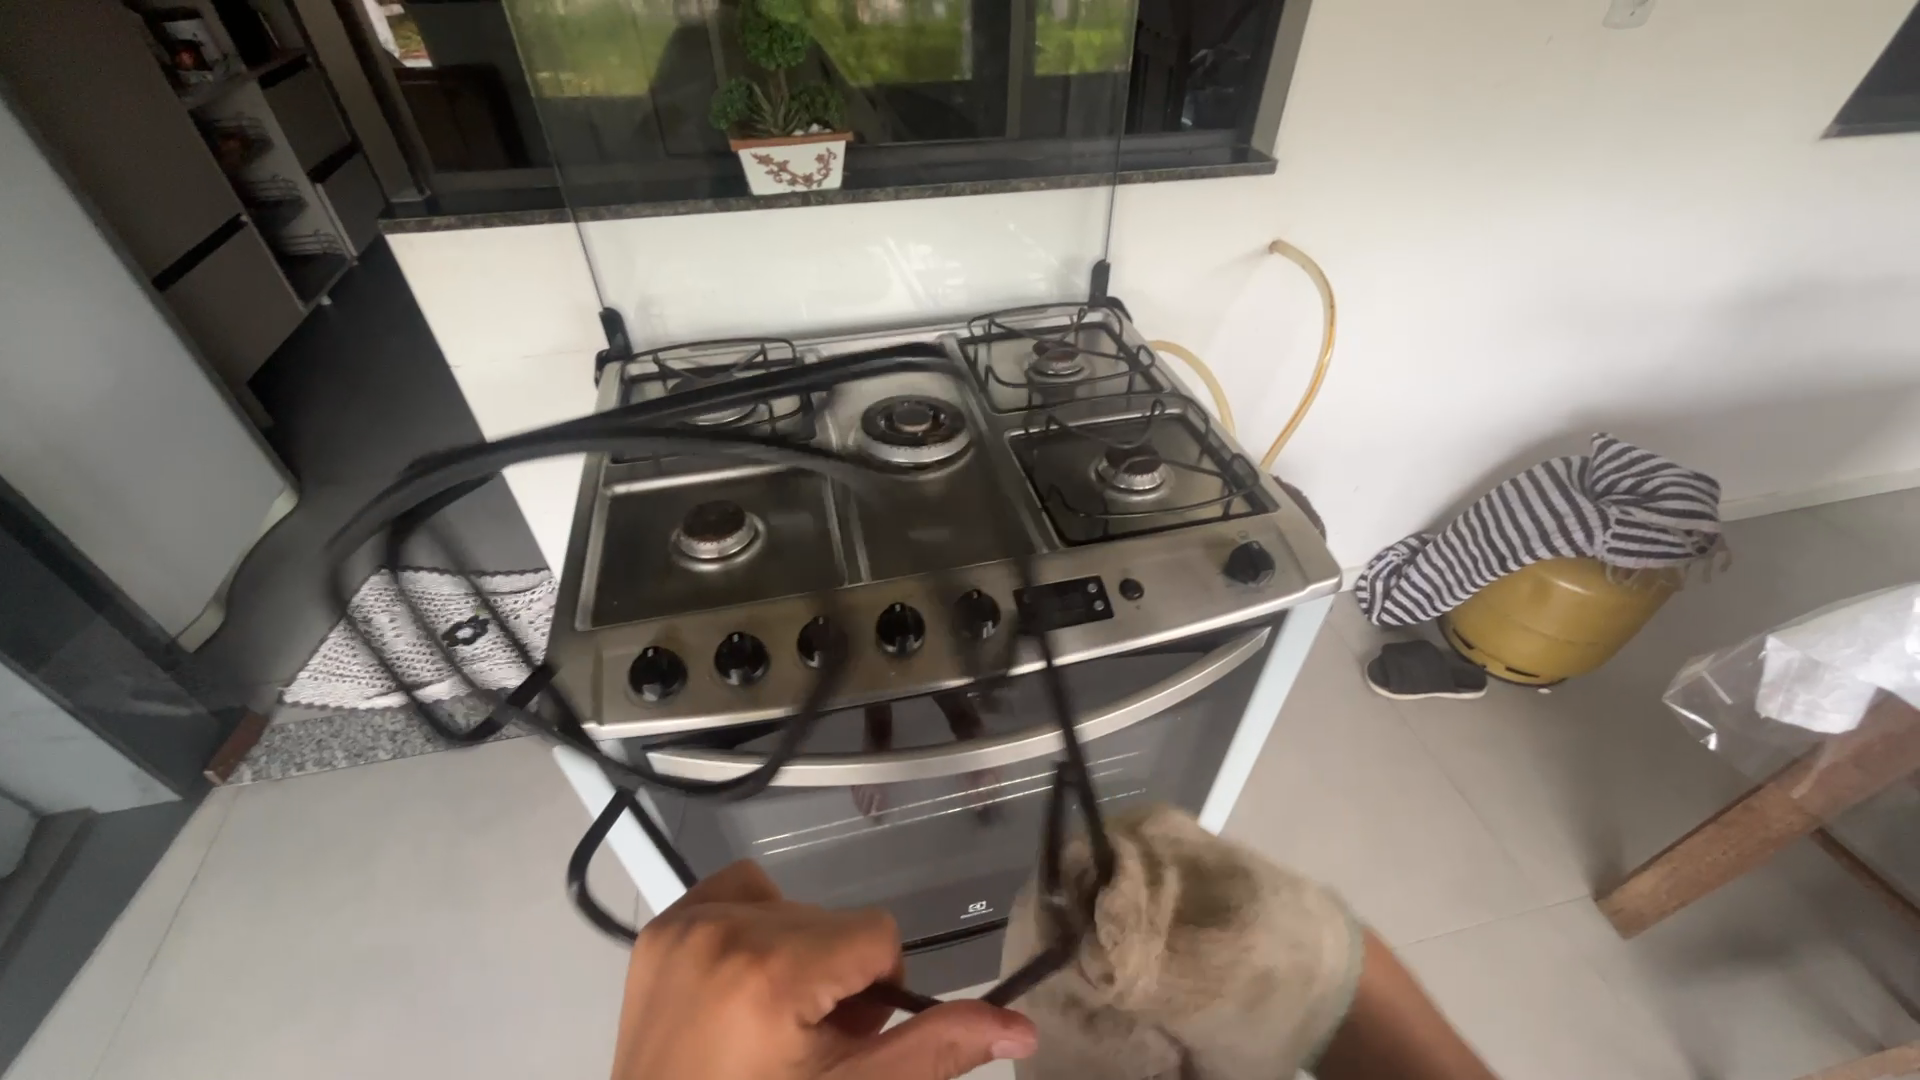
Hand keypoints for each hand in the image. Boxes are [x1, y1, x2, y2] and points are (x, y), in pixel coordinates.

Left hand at [610, 861, 1037, 1079]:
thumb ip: (937, 1050)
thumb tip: (1021, 1023)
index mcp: (774, 972)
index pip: (878, 934)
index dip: (878, 989)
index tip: (848, 1035)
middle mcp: (727, 931)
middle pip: (835, 919)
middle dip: (838, 974)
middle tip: (809, 1039)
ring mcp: (687, 926)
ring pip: (794, 903)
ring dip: (799, 948)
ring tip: (775, 1014)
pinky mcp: (662, 928)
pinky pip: (739, 889)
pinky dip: (755, 923)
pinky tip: (744, 978)